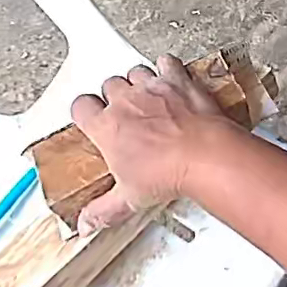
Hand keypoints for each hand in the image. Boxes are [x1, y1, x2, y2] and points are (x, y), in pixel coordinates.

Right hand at [70, 56, 236, 232]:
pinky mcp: (181, 81)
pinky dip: (169, 66)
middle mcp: (126, 102)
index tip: (94, 118)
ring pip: (137, 71)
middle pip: (110, 84)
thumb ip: (102, 210)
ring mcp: (154, 88)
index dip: (87, 110)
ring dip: (140, 79)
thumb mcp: (129, 198)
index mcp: (106, 126)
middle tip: (127, 109)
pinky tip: (172, 75)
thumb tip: (85, 225)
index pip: (81, 107)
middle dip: (116, 94)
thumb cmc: (168, 172)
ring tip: (149, 93)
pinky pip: (168, 62)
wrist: (205, 154)